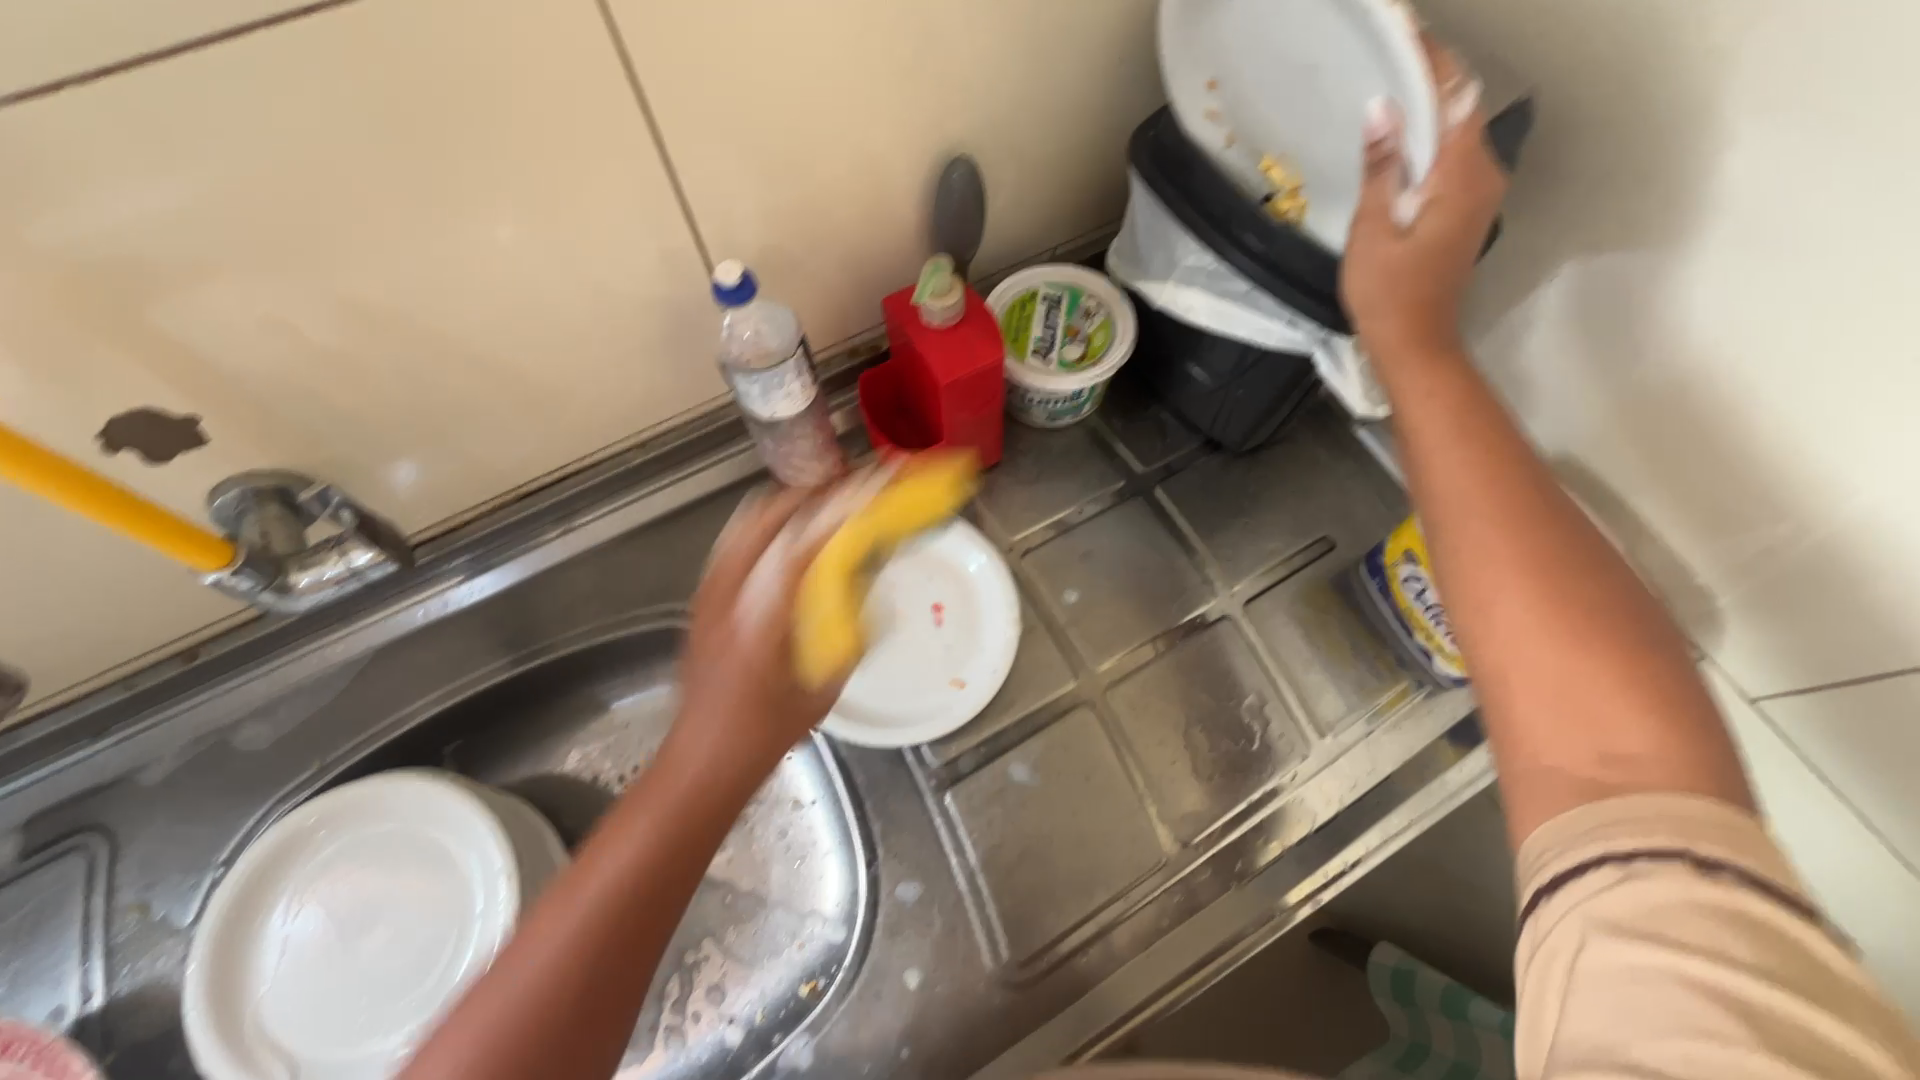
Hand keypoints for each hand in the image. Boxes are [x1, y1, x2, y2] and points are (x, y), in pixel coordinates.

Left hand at [667, 485, 850, 774]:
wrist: (701, 759)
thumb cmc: (764, 734)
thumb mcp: (822, 689)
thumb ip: (848, 636)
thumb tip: (870, 591)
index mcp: (761, 618)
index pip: (803, 542)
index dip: (840, 507)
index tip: (871, 484)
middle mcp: (727, 594)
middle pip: (768, 518)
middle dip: (812, 494)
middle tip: (849, 485)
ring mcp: (708, 594)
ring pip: (747, 525)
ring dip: (788, 506)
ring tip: (824, 501)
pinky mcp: (701, 600)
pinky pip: (736, 544)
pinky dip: (766, 526)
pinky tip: (788, 534)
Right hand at [1340, 44, 1508, 361]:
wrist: (1414, 341)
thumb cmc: (1387, 292)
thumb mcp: (1373, 228)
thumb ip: (1381, 166)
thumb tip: (1383, 106)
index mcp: (1461, 175)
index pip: (1453, 96)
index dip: (1430, 60)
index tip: (1404, 29)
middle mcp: (1483, 175)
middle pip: (1460, 109)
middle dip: (1429, 76)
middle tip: (1391, 48)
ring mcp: (1480, 192)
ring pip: (1457, 132)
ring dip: (1428, 107)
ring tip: (1391, 81)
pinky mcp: (1468, 208)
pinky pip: (1452, 156)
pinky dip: (1429, 137)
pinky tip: (1401, 133)